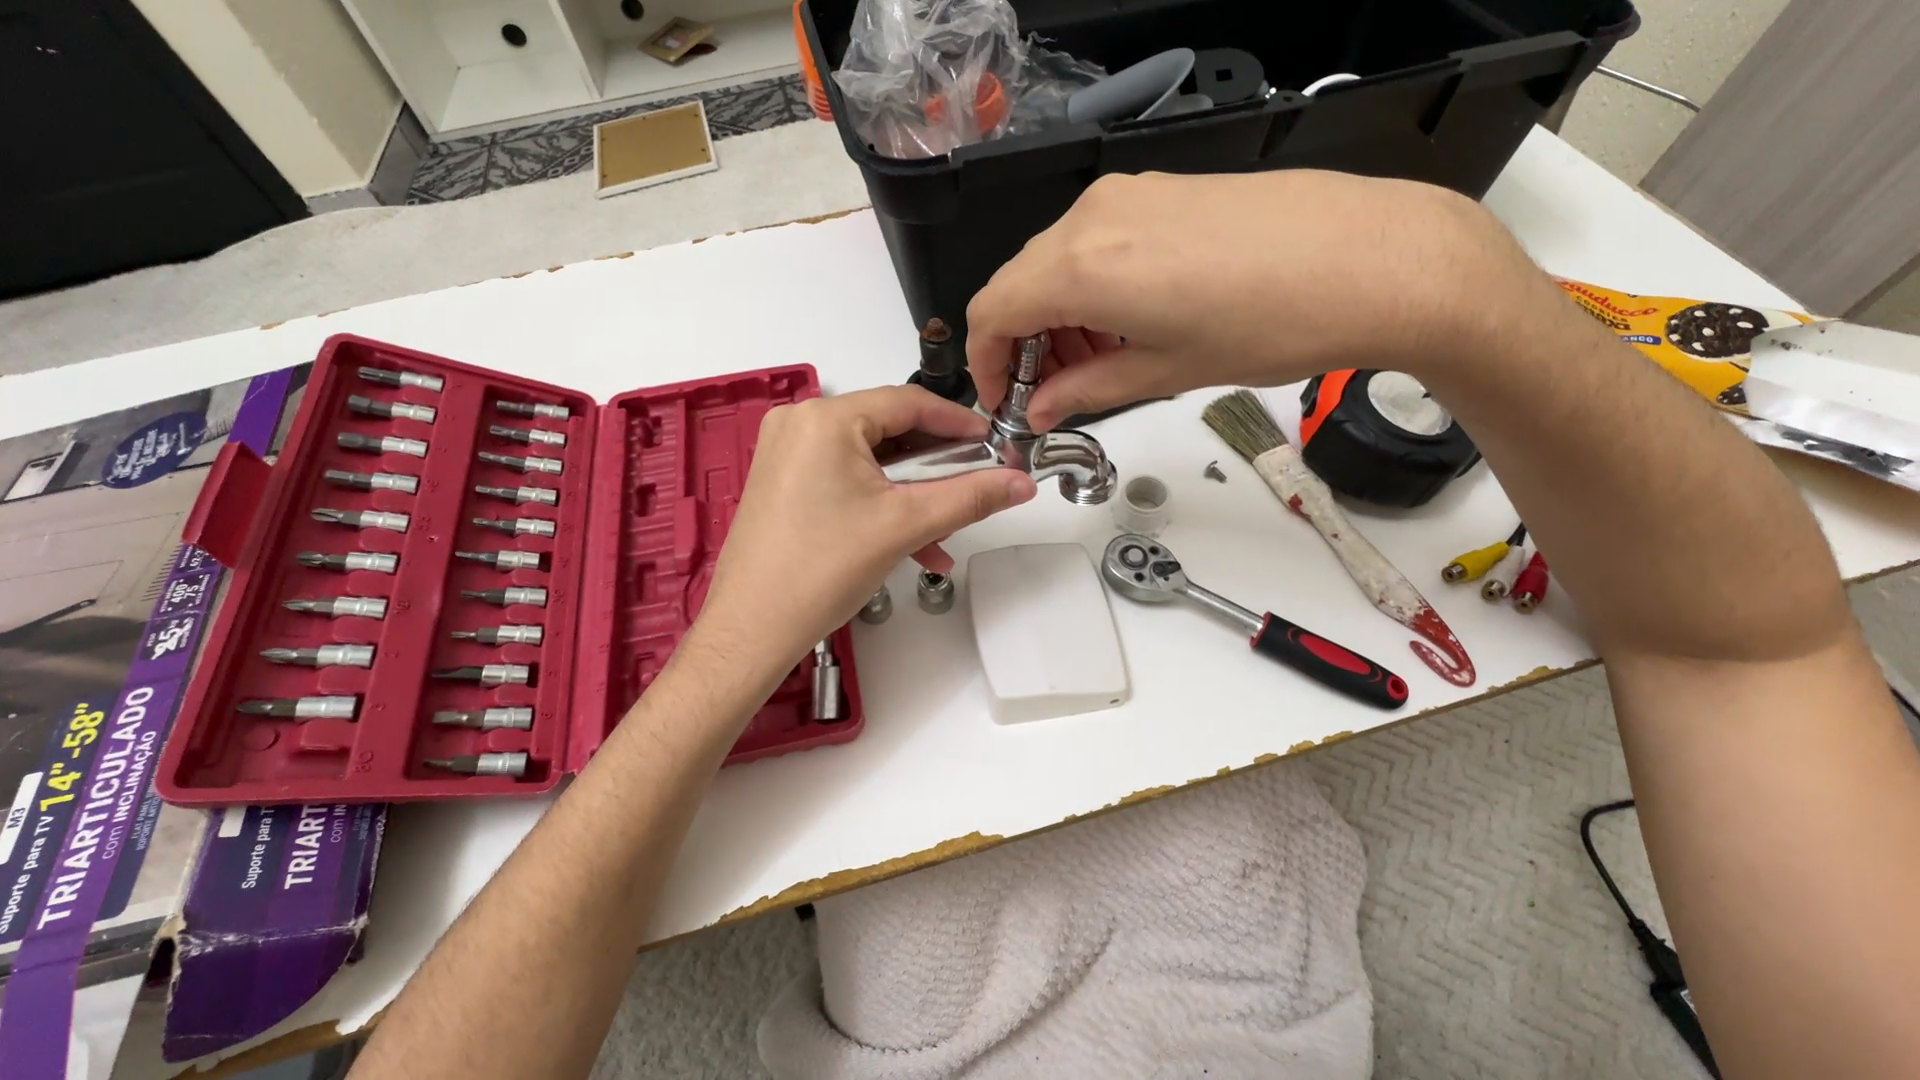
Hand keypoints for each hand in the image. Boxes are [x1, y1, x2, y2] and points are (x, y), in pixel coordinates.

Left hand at [690, 386, 1036, 676]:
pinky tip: (911, 544)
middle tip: (975, 488)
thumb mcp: (906, 526)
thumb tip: (1021, 483)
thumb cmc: (819, 571)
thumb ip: (971, 497)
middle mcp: (800, 424)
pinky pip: (847, 479)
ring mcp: (787, 454)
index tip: (994, 445)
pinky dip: (881, 505)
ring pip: (871, 461)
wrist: (753, 628)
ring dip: (912, 494)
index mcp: (825, 419)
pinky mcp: (784, 483)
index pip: (908, 403)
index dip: (959, 423)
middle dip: (936, 468)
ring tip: (944, 533)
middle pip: (890, 431)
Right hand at [965, 170, 1540, 430]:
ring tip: (1099, 362)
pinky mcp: (1161, 189)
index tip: (1002, 396)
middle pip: (1019, 283)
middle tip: (1054, 390)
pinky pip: (1096, 240)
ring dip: (1058, 315)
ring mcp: (1128, 195)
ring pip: (1055, 261)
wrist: (1369, 259)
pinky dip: (1091, 285)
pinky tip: (1128, 320)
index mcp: (1081, 267)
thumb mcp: (1163, 372)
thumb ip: (1087, 389)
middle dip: (1024, 343)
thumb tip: (1042, 407)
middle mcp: (1092, 219)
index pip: (992, 311)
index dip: (984, 363)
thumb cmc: (1274, 320)